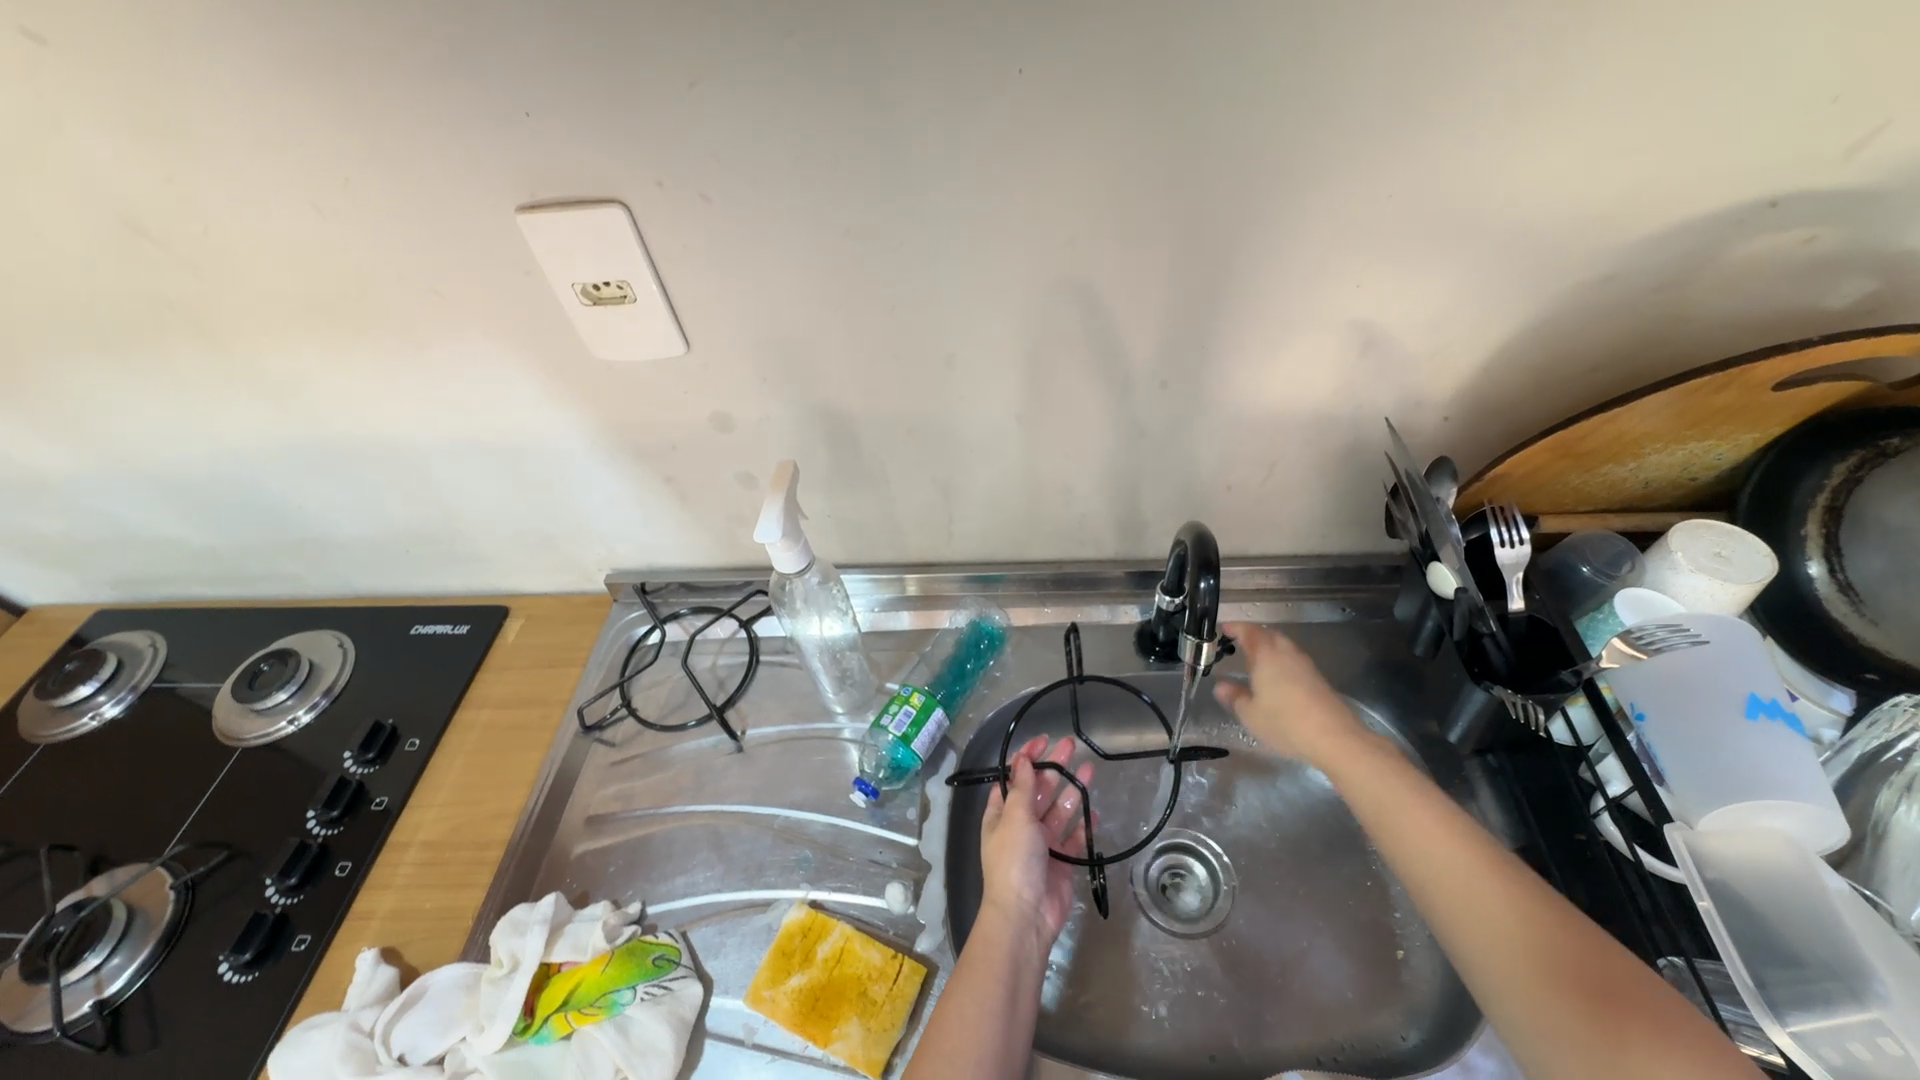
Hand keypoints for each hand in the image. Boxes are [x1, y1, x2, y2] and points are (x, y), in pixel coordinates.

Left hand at [979, 736, 1093, 948]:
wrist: (1026, 915)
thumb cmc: (1014, 861)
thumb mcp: (1015, 818)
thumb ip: (1022, 788)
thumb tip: (1022, 759)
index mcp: (1002, 814)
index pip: (1014, 778)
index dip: (1027, 759)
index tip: (1043, 741)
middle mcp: (1021, 826)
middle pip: (1039, 790)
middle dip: (1054, 768)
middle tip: (1072, 746)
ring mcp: (1042, 844)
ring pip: (1059, 811)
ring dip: (1073, 790)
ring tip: (1091, 770)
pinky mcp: (1062, 862)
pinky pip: (1074, 838)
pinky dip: (1084, 825)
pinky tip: (1096, 810)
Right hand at [1213, 622, 1373, 768]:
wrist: (1334, 737)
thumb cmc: (1285, 723)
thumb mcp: (1250, 714)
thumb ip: (1234, 697)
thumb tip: (1221, 686)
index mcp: (1266, 656)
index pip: (1249, 632)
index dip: (1235, 627)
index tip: (1224, 628)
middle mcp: (1287, 654)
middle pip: (1270, 635)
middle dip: (1254, 636)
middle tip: (1239, 643)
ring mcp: (1305, 666)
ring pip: (1284, 648)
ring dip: (1269, 649)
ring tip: (1255, 662)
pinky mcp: (1318, 680)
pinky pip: (1294, 662)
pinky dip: (1281, 663)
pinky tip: (1276, 680)